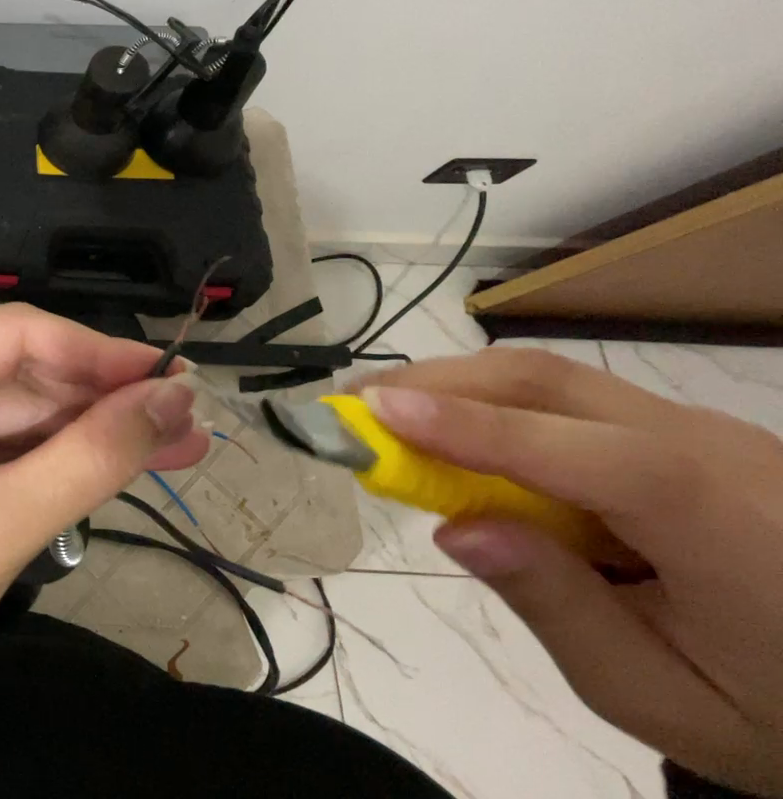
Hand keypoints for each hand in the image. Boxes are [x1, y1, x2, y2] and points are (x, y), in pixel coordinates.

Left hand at [0, 304, 208, 697]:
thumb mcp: (5, 520)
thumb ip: (92, 456)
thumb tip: (173, 398)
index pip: (9, 333)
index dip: (95, 351)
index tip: (171, 376)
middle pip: (20, 364)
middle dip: (102, 396)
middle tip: (186, 416)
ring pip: (22, 399)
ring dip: (94, 424)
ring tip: (179, 442)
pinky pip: (6, 430)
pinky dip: (62, 448)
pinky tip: (126, 456)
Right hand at [359, 348, 782, 794]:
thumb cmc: (772, 709)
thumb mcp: (659, 695)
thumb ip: (560, 609)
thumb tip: (458, 529)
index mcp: (732, 529)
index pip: (593, 454)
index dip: (478, 428)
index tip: (373, 412)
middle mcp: (719, 453)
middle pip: (553, 385)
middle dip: (437, 386)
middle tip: (347, 409)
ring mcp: (702, 430)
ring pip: (552, 378)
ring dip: (452, 387)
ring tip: (378, 415)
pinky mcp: (679, 429)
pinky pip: (566, 398)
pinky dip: (487, 403)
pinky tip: (446, 432)